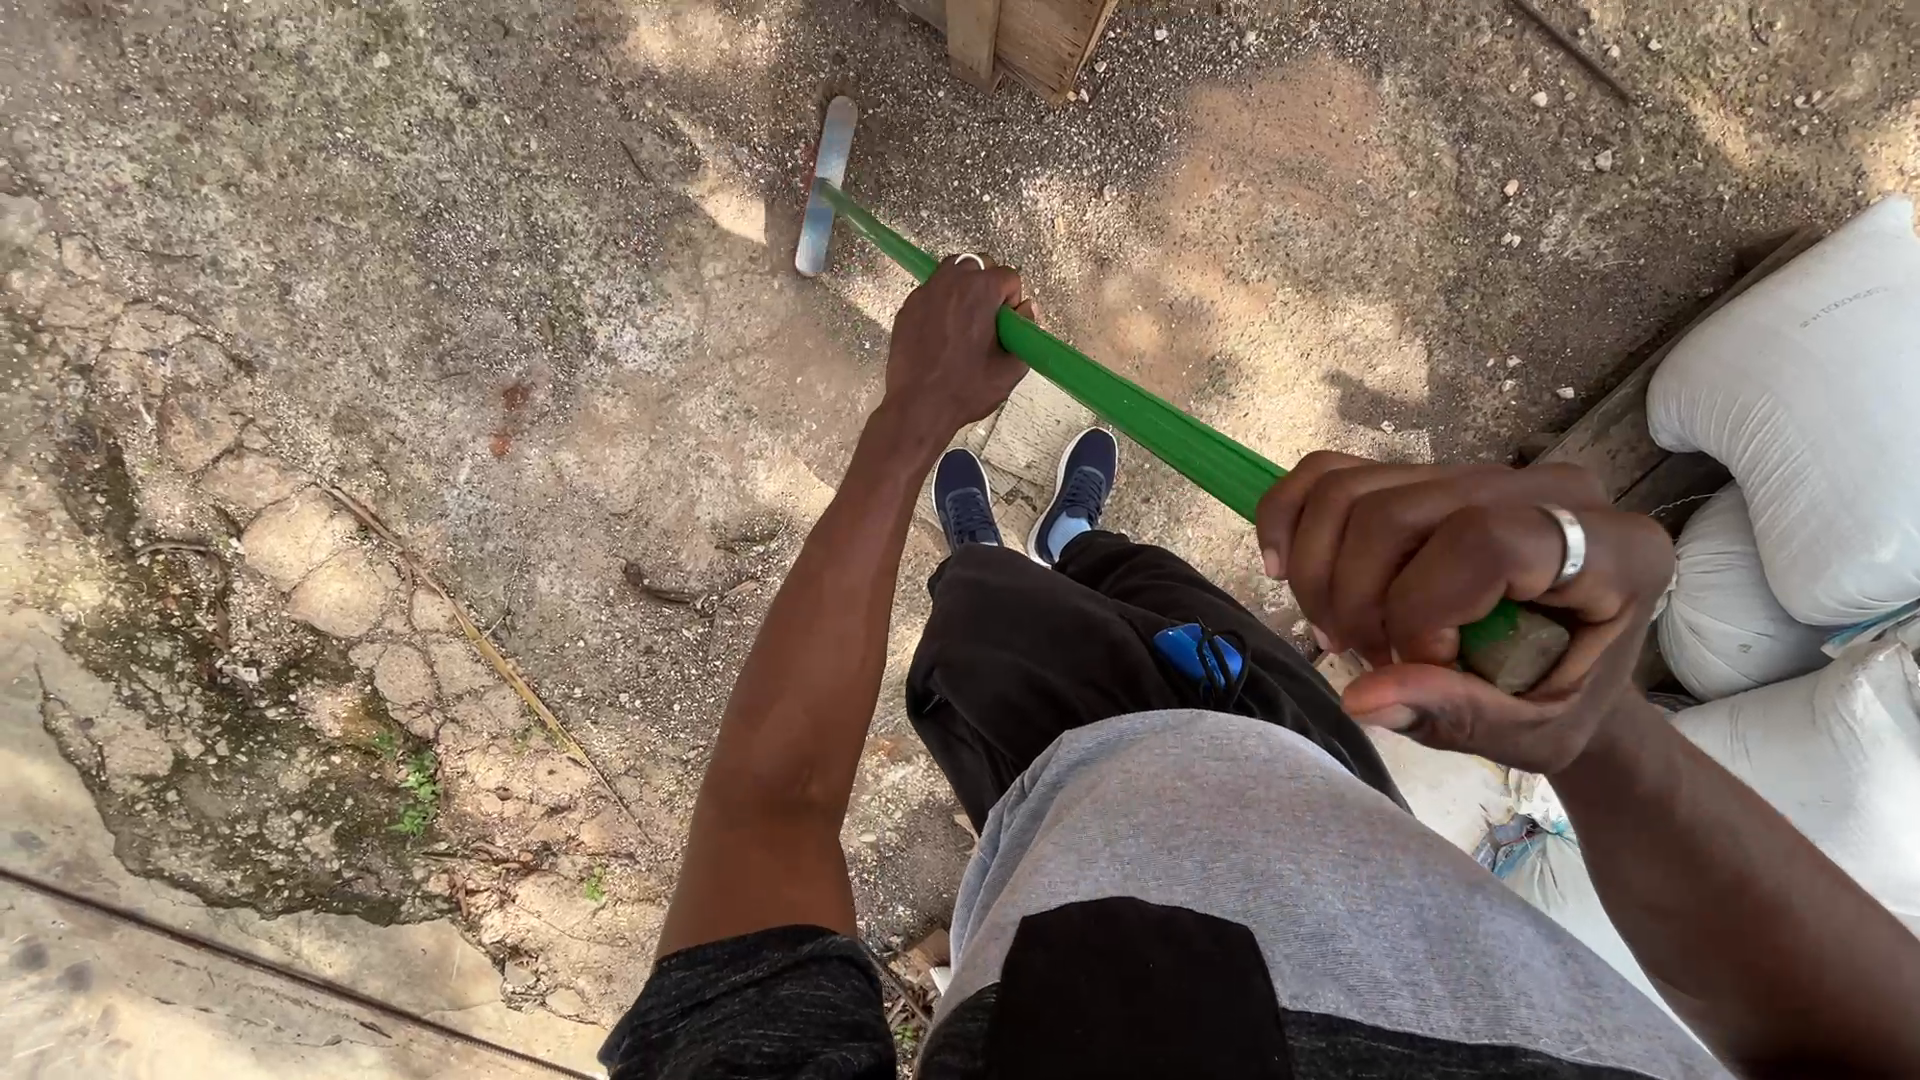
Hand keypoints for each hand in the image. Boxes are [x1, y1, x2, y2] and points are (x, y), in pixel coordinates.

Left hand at [882, 254, 1035, 434]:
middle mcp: (951, 283)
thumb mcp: (1010, 368)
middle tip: (988, 319)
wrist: (919, 405)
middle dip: (988, 285)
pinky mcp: (907, 308)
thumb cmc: (965, 390)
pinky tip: (943, 333)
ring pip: (951, 271)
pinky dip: (941, 302)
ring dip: (964, 288)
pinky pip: (931, 292)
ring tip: (966, 321)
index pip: (1008, 275)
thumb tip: (1028, 310)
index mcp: (980, 291)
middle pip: (978, 264)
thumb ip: (1026, 331)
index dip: (1012, 300)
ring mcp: (925, 293)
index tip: (1006, 323)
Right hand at [1254, 452, 1673, 773]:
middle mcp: (1543, 489)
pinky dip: (1286, 516)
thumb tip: (1359, 699)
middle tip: (1366, 656)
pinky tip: (1281, 566)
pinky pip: (1326, 473)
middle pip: (1392, 514)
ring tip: (1337, 630)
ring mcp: (1474, 472)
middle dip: (1353, 600)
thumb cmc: (1559, 703)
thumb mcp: (1532, 733)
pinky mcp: (1419, 474)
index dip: (1426, 608)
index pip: (1484, 541)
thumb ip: (1455, 714)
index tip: (1424, 664)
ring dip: (1316, 574)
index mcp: (1612, 549)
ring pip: (1345, 493)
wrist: (1562, 668)